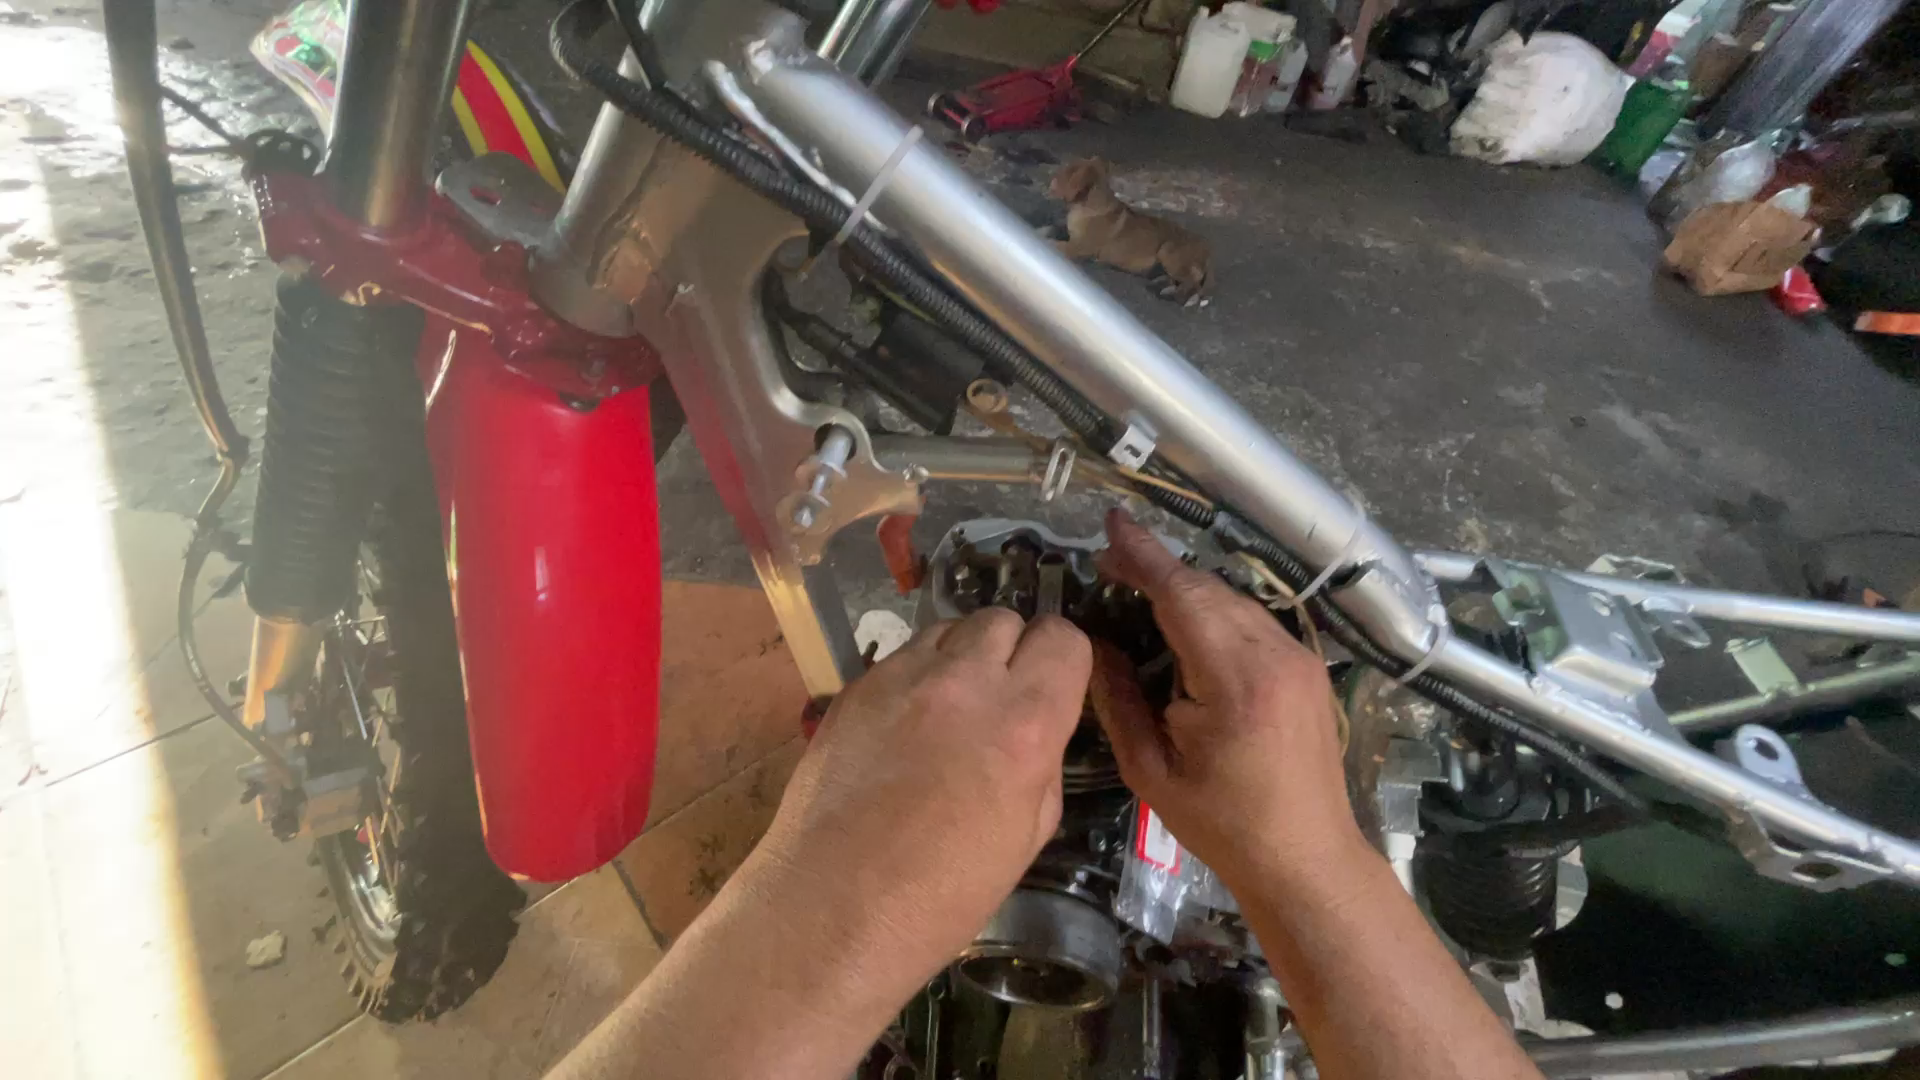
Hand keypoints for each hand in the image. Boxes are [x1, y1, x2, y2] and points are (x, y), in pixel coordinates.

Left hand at [746, 608, 1092, 981]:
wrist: (833, 906)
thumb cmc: (943, 892)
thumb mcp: (1028, 834)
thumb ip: (1043, 759)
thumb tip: (1035, 727)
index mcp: (1023, 722)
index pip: (1063, 638)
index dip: (1063, 660)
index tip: (1052, 685)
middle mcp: (966, 681)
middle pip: (1003, 619)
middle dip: (1010, 651)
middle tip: (997, 697)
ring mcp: (904, 675)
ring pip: (951, 627)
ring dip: (961, 657)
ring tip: (947, 707)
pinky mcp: (858, 683)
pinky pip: (903, 656)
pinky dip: (916, 676)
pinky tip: (902, 724)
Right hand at [1089, 509, 1362, 887]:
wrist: (1308, 861)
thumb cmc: (1222, 825)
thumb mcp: (1150, 770)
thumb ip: (1117, 699)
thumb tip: (1095, 643)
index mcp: (1236, 682)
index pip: (1182, 596)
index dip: (1143, 556)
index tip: (1111, 524)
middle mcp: (1275, 656)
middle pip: (1206, 589)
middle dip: (1155, 568)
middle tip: (1108, 565)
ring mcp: (1298, 658)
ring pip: (1230, 598)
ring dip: (1182, 587)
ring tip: (1136, 587)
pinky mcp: (1305, 666)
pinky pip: (1248, 618)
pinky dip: (1209, 607)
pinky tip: (1182, 618)